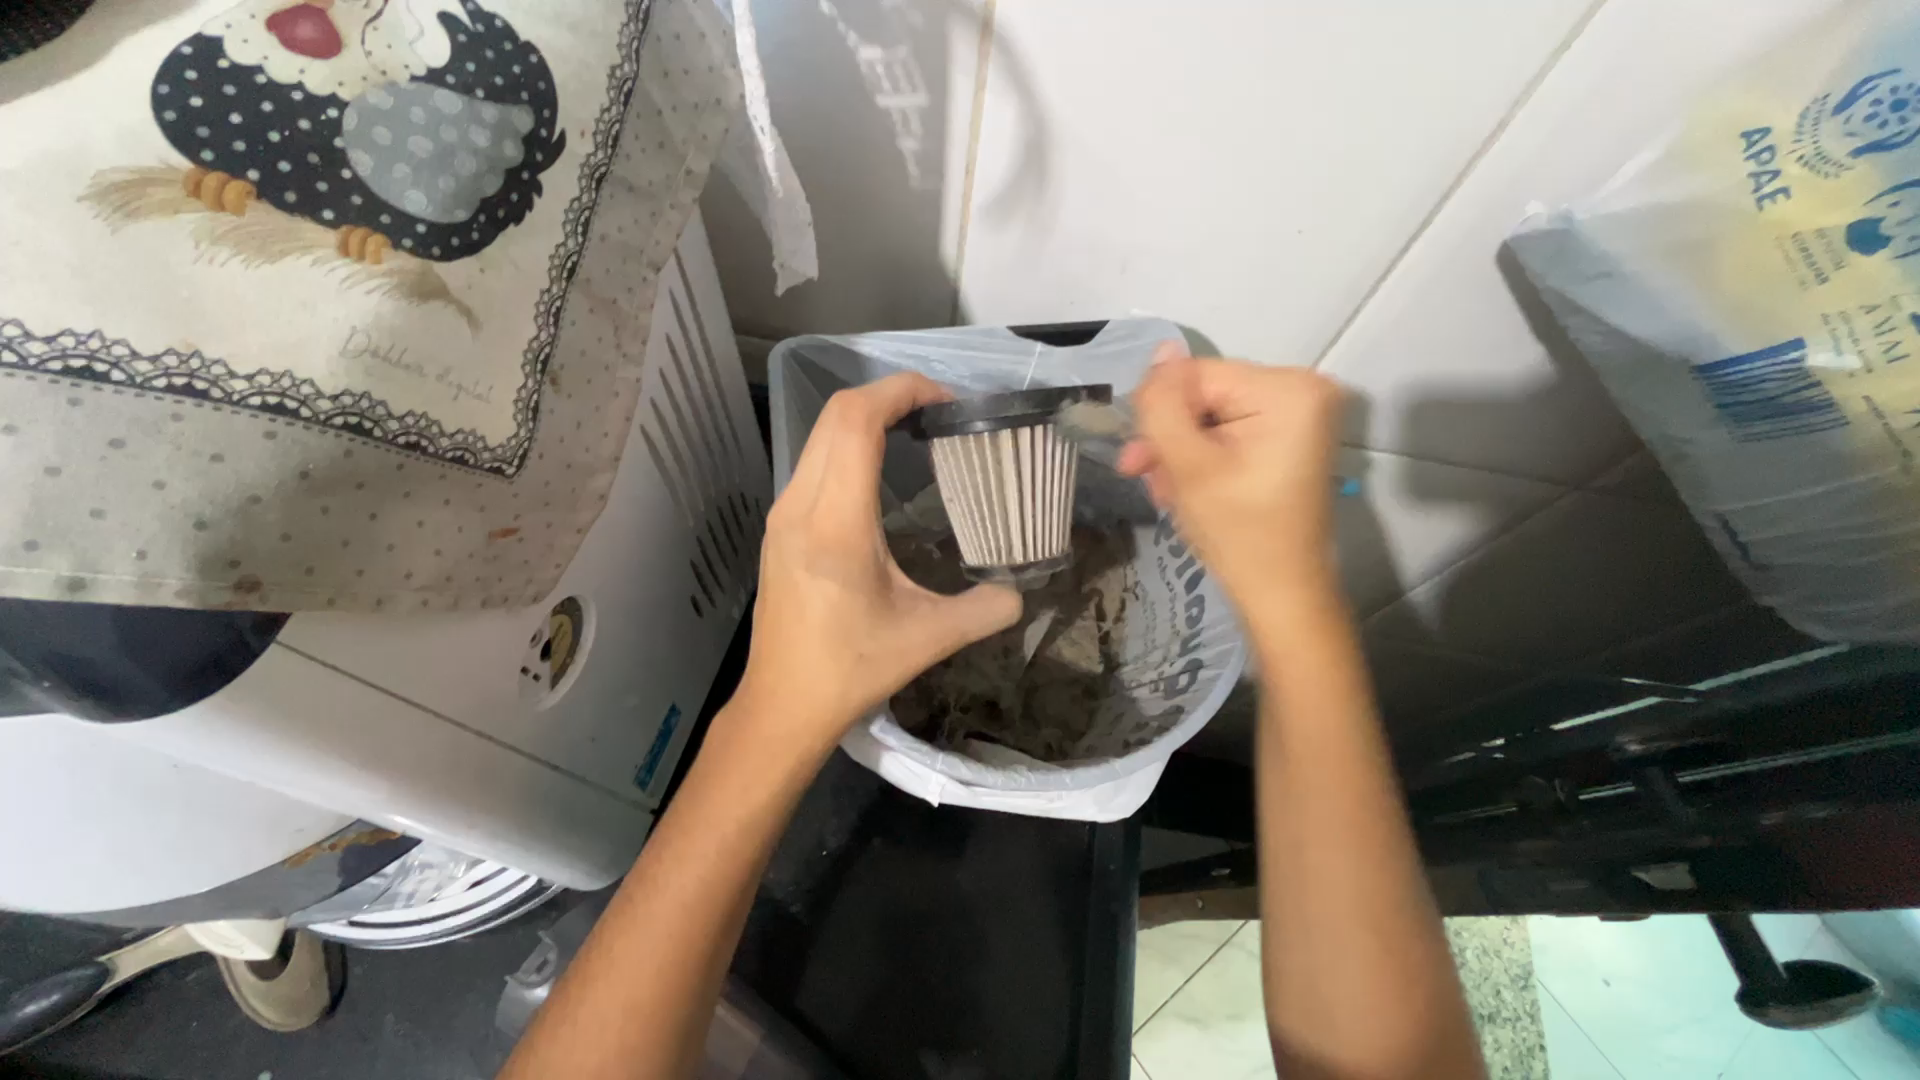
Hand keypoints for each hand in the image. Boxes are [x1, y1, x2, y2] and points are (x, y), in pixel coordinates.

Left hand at [737, 374, 1022, 752]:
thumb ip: (983, 611)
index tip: (946, 400)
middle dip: (888, 396)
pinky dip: (849, 445)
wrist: (781, 705)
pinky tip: (882, 473)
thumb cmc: (850, 670)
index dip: (900, 392)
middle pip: (835, 416)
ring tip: (916, 434)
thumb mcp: (927, 639)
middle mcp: (801, 506)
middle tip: (939, 413)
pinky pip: (815, 462)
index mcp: (836, 524)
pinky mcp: (779, 528)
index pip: (857, 422)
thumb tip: (1021, 592)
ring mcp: (783, 515)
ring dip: (866, 420)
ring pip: (821, 436)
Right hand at [1116, 344, 1345, 622]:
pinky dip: (1202, 458)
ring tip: (1166, 492)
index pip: (1197, 376)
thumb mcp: (1188, 466)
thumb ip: (1164, 406)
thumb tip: (1160, 350)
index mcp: (1288, 391)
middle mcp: (1303, 390)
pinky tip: (1186, 488)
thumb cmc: (1238, 533)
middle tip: (1144, 478)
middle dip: (1169, 437)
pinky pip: (1229, 431)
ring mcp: (1300, 414)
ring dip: (1179, 452)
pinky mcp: (1290, 437)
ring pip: (1210, 416)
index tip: (1135, 461)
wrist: (1281, 594)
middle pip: (1205, 395)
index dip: (1159, 414)